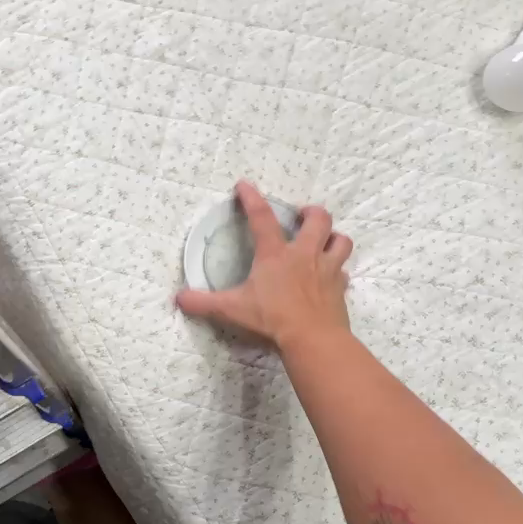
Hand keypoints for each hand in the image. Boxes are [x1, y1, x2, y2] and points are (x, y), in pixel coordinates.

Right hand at [175, 180, 352, 350]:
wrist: (314, 338)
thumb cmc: (272, 318)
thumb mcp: (231, 309)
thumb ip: (203, 302)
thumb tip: (179, 298)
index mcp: (275, 254)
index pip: (261, 218)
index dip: (251, 198)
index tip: (244, 185)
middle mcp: (304, 255)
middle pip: (319, 220)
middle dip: (311, 213)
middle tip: (301, 215)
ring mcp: (327, 270)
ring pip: (341, 240)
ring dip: (333, 236)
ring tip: (323, 239)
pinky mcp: (340, 288)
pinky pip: (343, 272)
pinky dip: (337, 270)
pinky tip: (328, 276)